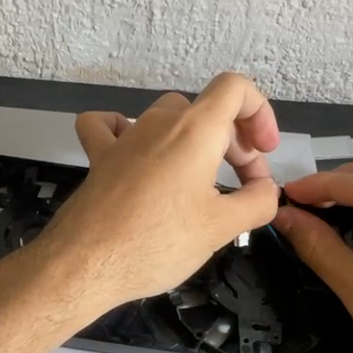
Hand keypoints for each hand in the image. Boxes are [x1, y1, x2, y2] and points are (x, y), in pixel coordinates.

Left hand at [33, 73, 282, 316]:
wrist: (86, 263)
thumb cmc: (157, 242)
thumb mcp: (222, 227)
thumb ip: (257, 202)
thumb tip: (266, 192)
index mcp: (195, 129)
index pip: (236, 88)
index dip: (259, 113)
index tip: (263, 152)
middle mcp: (158, 122)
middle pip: (207, 111)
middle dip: (234, 143)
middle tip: (243, 188)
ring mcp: (123, 137)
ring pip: (167, 118)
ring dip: (193, 142)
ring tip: (201, 181)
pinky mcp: (98, 157)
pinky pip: (109, 126)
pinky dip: (127, 131)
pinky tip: (135, 153)